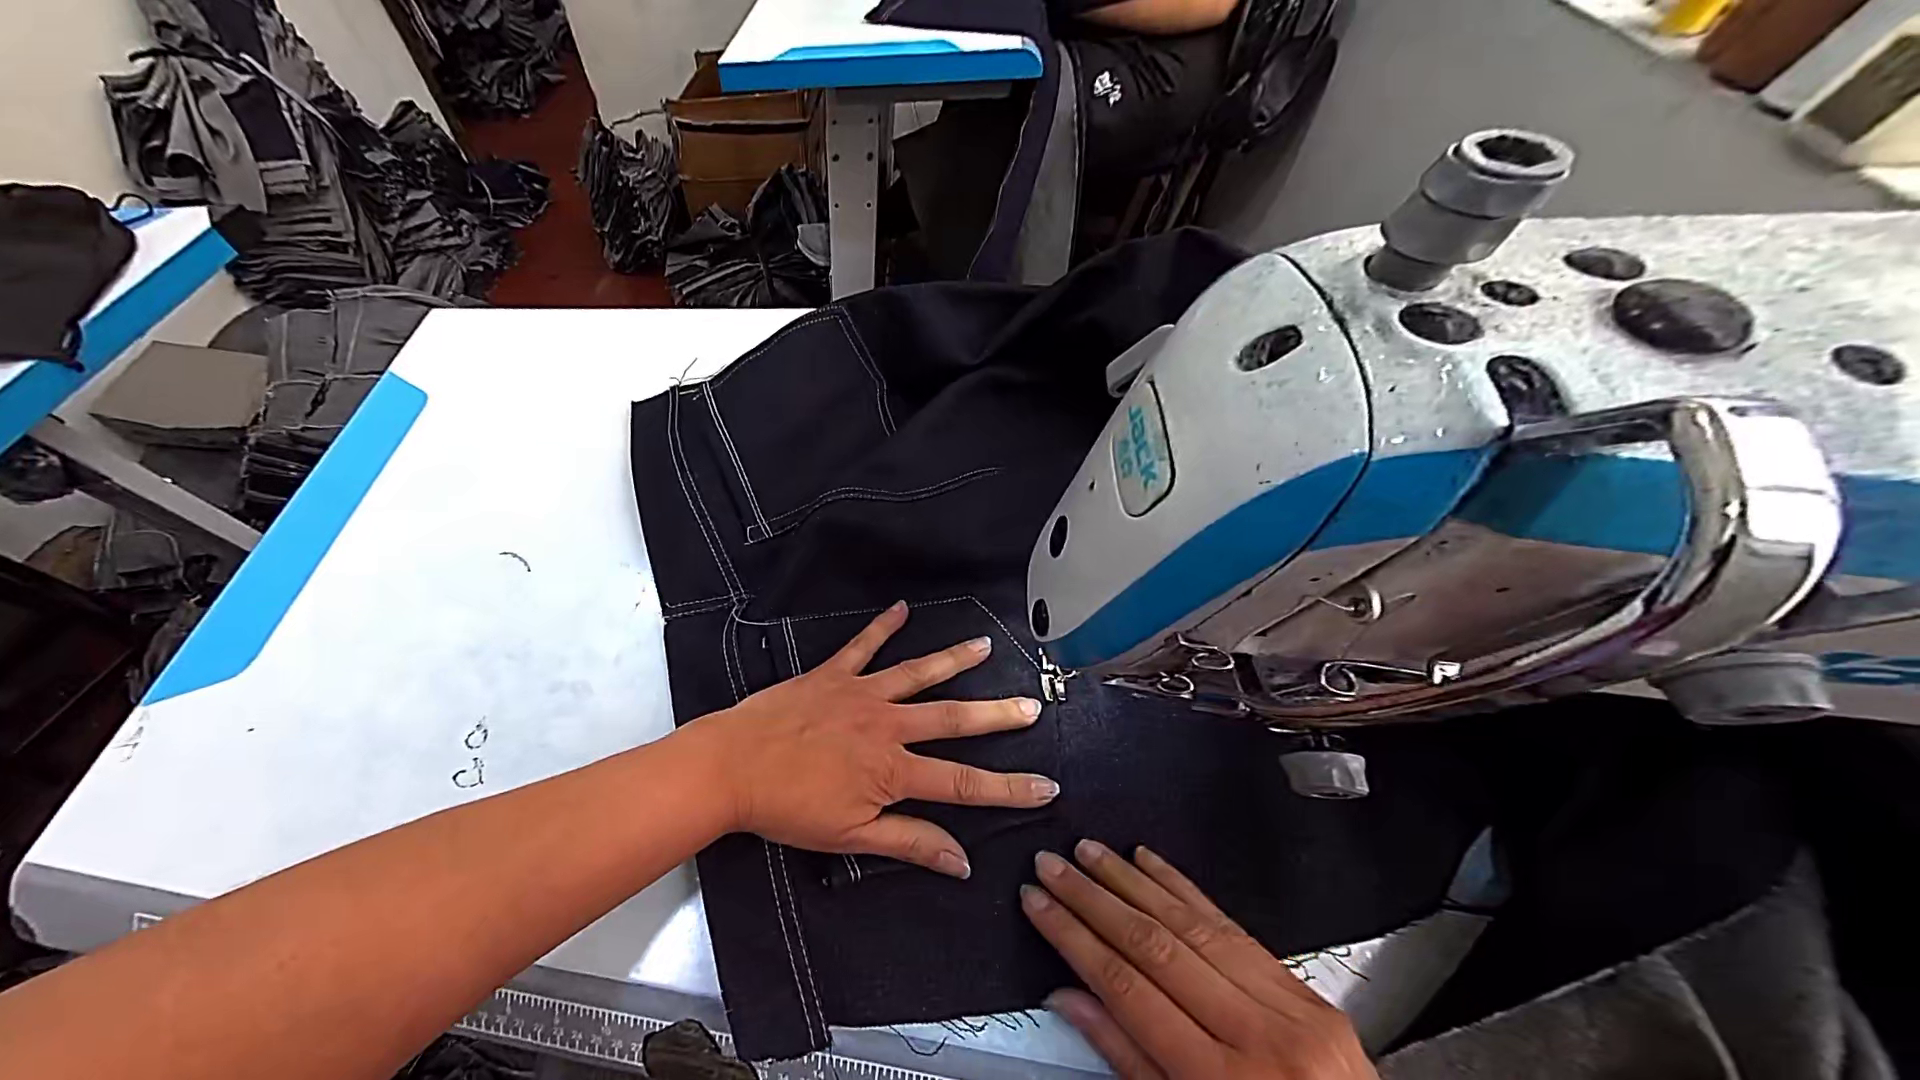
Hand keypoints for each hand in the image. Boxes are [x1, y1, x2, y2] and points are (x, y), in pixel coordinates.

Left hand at [685, 601, 1057, 878]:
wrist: (731, 767)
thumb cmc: (788, 808)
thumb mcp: (850, 836)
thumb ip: (910, 842)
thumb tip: (961, 861)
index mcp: (893, 770)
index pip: (963, 782)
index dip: (1008, 788)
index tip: (1044, 786)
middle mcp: (887, 725)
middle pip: (953, 719)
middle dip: (997, 715)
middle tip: (1032, 705)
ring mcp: (862, 693)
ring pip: (918, 673)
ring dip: (954, 659)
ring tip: (985, 645)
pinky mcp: (833, 674)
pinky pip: (862, 645)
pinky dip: (882, 626)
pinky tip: (901, 608)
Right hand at [1022, 842, 1376, 1079]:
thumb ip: (1126, 1057)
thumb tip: (1067, 995)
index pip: (1127, 989)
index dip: (1073, 938)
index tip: (1039, 903)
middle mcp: (1256, 1037)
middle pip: (1154, 945)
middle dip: (1092, 898)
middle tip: (1052, 865)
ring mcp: (1287, 1008)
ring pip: (1190, 924)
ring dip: (1131, 880)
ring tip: (1090, 852)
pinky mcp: (1304, 990)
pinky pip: (1233, 926)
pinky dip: (1184, 889)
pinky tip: (1151, 862)